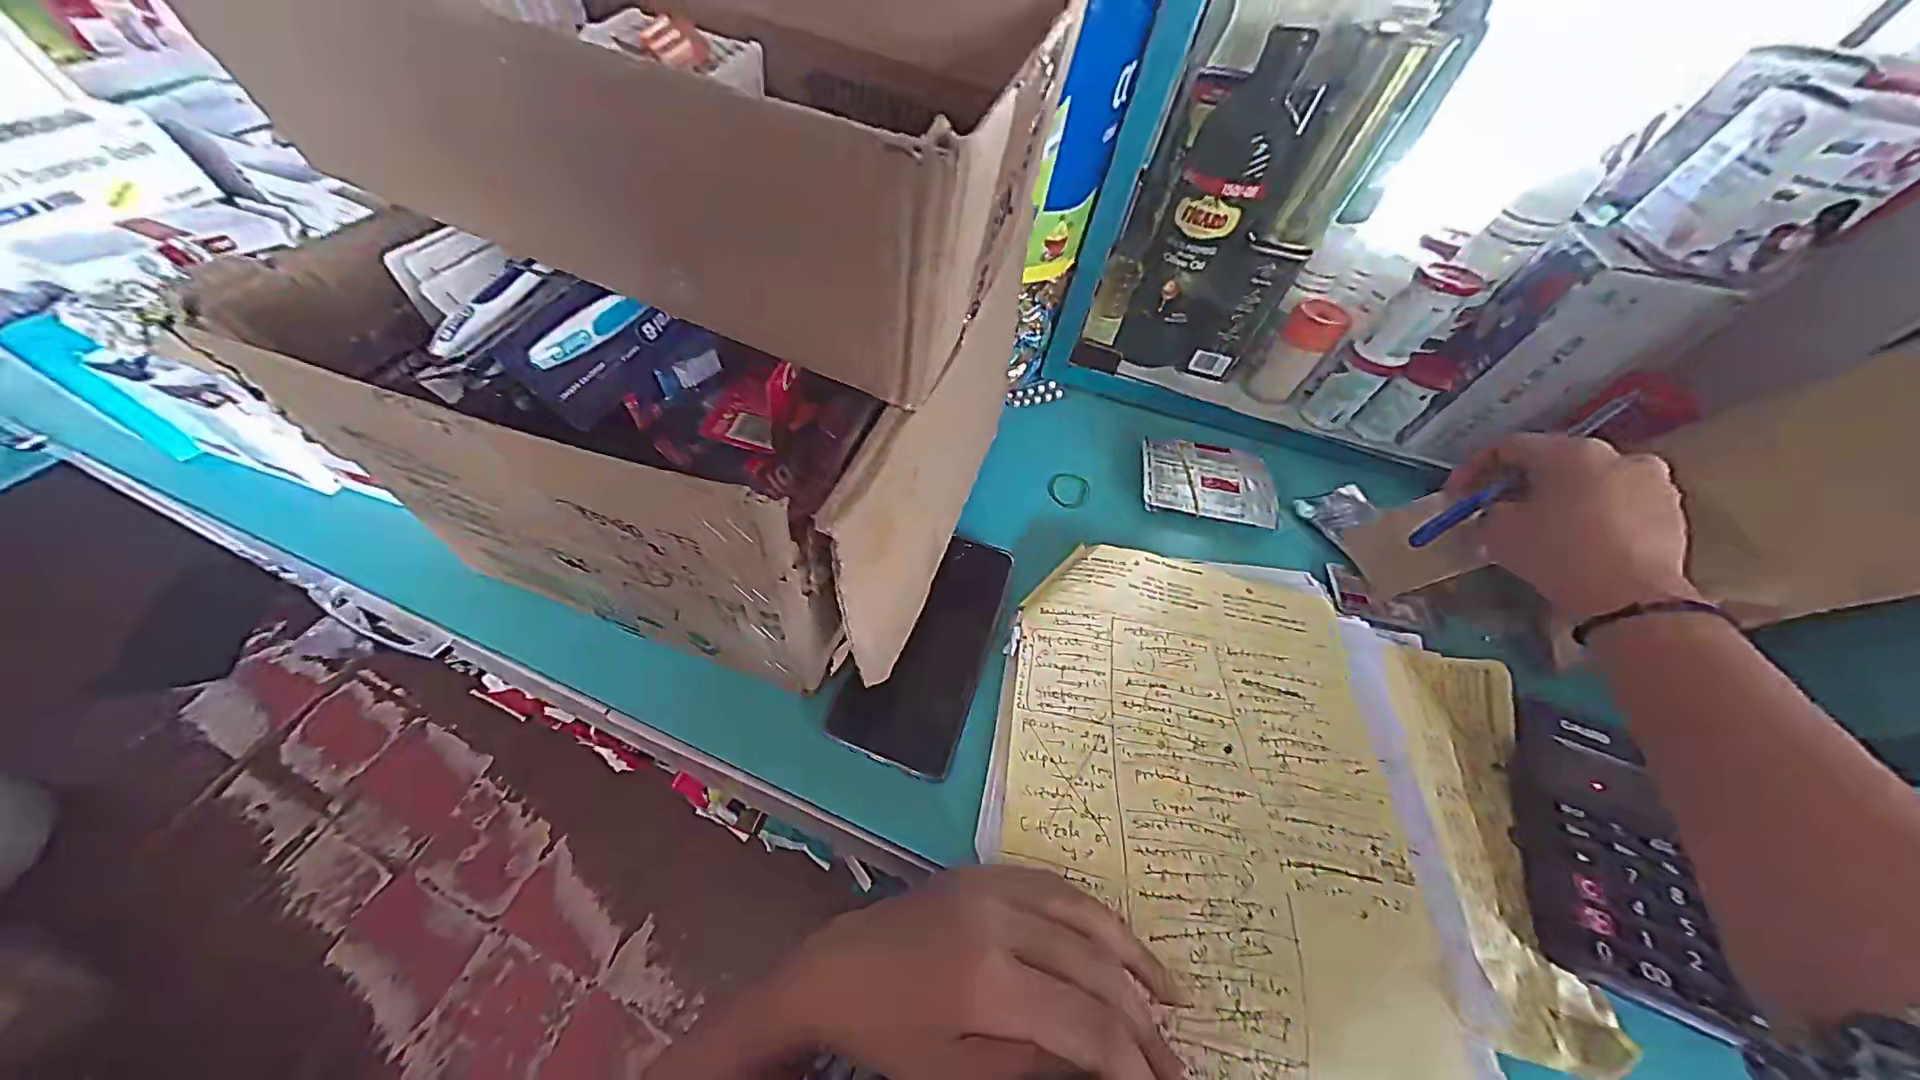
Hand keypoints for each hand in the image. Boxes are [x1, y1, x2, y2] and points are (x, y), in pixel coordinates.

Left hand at [763, 865, 1188, 1079]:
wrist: (839, 965)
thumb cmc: (892, 1033)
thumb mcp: (956, 1075)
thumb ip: (1034, 1065)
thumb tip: (1103, 1062)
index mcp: (988, 981)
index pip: (1086, 1023)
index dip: (1132, 1060)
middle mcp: (999, 920)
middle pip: (1094, 966)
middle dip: (1142, 1018)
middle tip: (1172, 1058)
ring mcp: (993, 886)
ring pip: (1084, 913)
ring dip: (1132, 953)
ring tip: (1169, 994)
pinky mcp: (986, 871)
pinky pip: (1055, 885)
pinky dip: (1095, 914)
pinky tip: (1115, 940)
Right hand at [1446, 434, 1699, 621]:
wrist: (1632, 599)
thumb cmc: (1557, 553)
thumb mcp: (1500, 531)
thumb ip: (1490, 510)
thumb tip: (1496, 509)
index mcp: (1571, 451)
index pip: (1508, 447)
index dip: (1474, 468)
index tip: (1457, 494)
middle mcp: (1616, 455)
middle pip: (1551, 461)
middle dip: (1519, 483)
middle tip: (1495, 507)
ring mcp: (1651, 481)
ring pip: (1586, 481)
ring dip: (1556, 497)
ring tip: (1537, 525)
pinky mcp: (1670, 510)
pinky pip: (1615, 502)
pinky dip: (1588, 513)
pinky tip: (1573, 538)